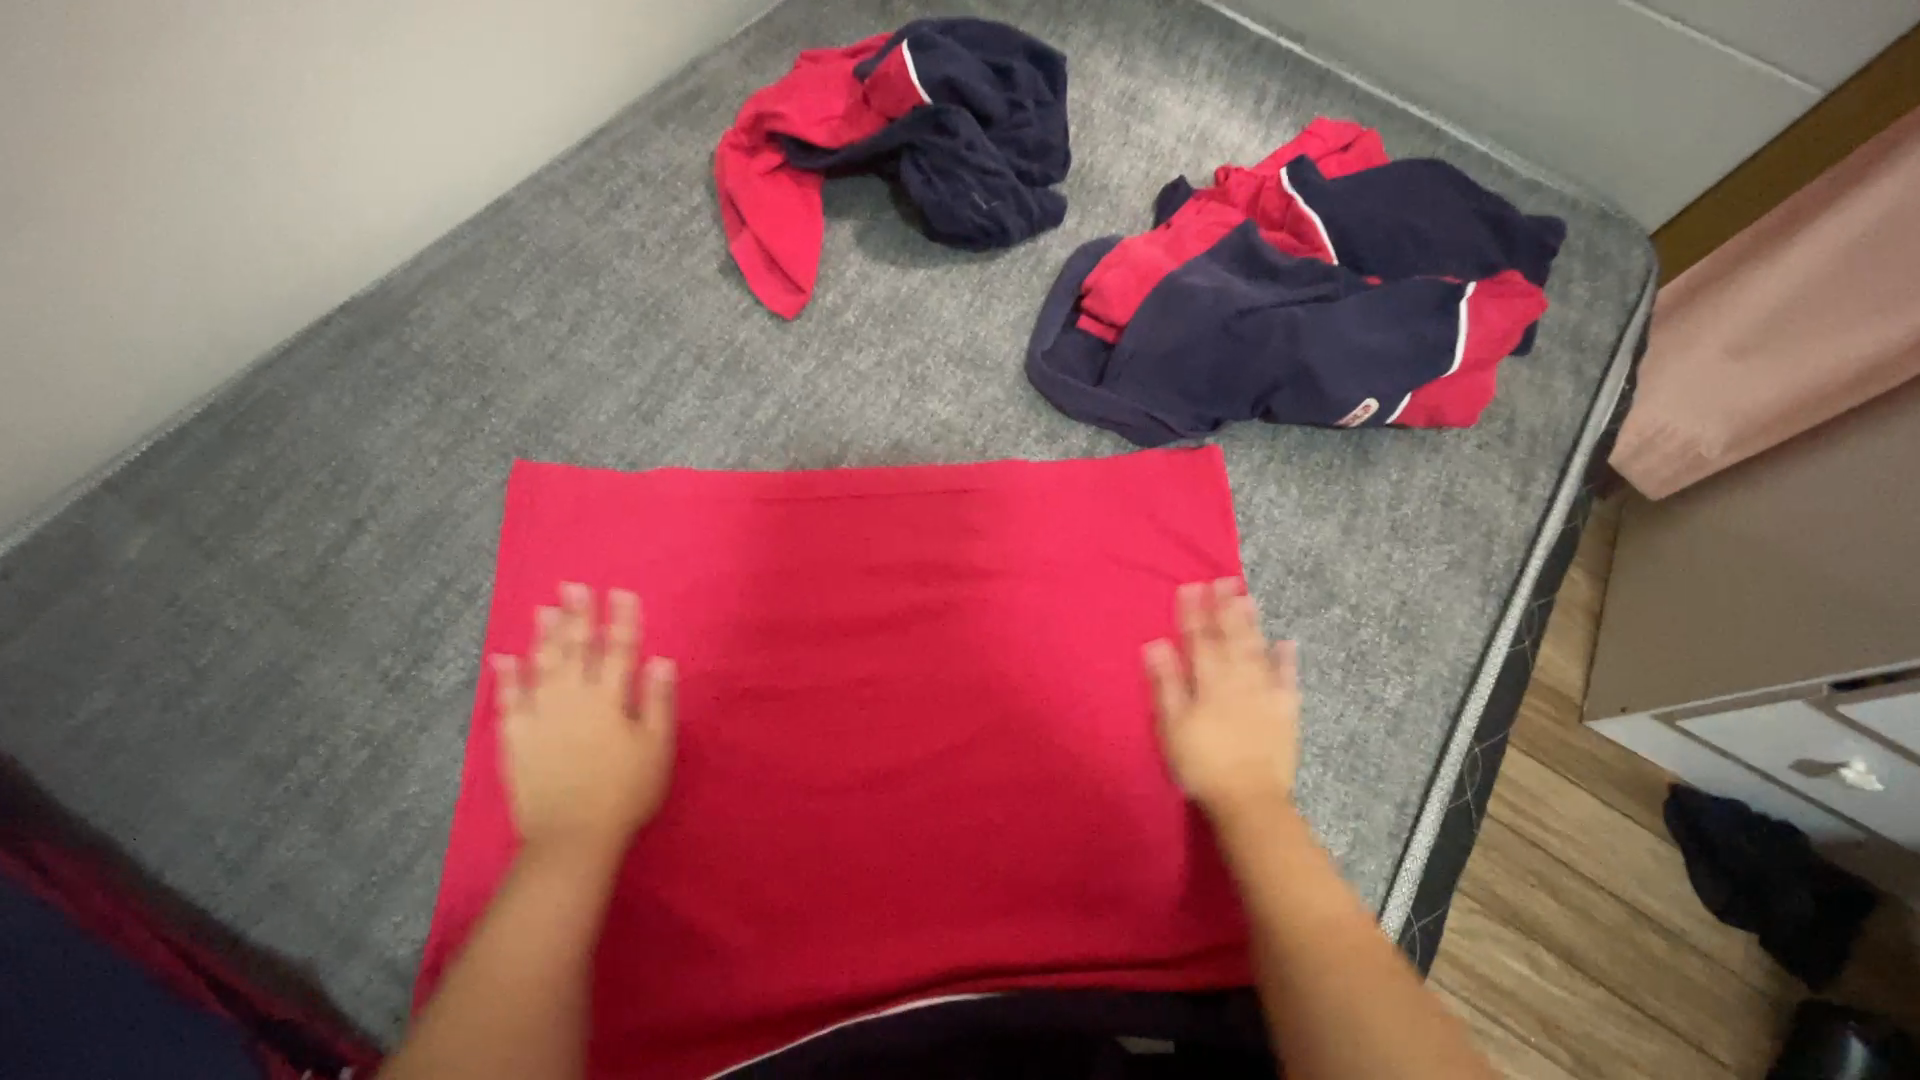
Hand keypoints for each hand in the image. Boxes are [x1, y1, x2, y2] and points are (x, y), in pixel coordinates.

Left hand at [491, 583, 676, 865]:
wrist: (572, 837)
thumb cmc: (625, 793)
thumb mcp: (656, 748)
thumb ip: (657, 701)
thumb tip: (660, 659)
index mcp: (609, 700)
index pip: (619, 649)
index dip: (622, 619)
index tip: (621, 592)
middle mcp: (572, 698)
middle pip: (576, 649)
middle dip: (578, 616)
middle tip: (573, 586)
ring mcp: (540, 716)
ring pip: (541, 666)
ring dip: (544, 635)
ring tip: (544, 608)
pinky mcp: (516, 738)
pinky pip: (508, 700)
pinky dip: (506, 677)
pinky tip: (503, 657)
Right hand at [1144, 579, 1299, 823]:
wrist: (1249, 799)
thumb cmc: (1202, 764)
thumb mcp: (1172, 725)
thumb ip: (1166, 683)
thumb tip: (1155, 644)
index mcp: (1208, 682)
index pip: (1198, 640)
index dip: (1193, 612)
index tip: (1191, 586)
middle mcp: (1238, 680)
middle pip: (1230, 638)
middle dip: (1225, 608)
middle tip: (1224, 579)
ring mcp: (1265, 694)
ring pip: (1258, 651)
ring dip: (1252, 623)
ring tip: (1249, 598)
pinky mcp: (1285, 712)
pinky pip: (1287, 679)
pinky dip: (1287, 659)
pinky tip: (1287, 642)